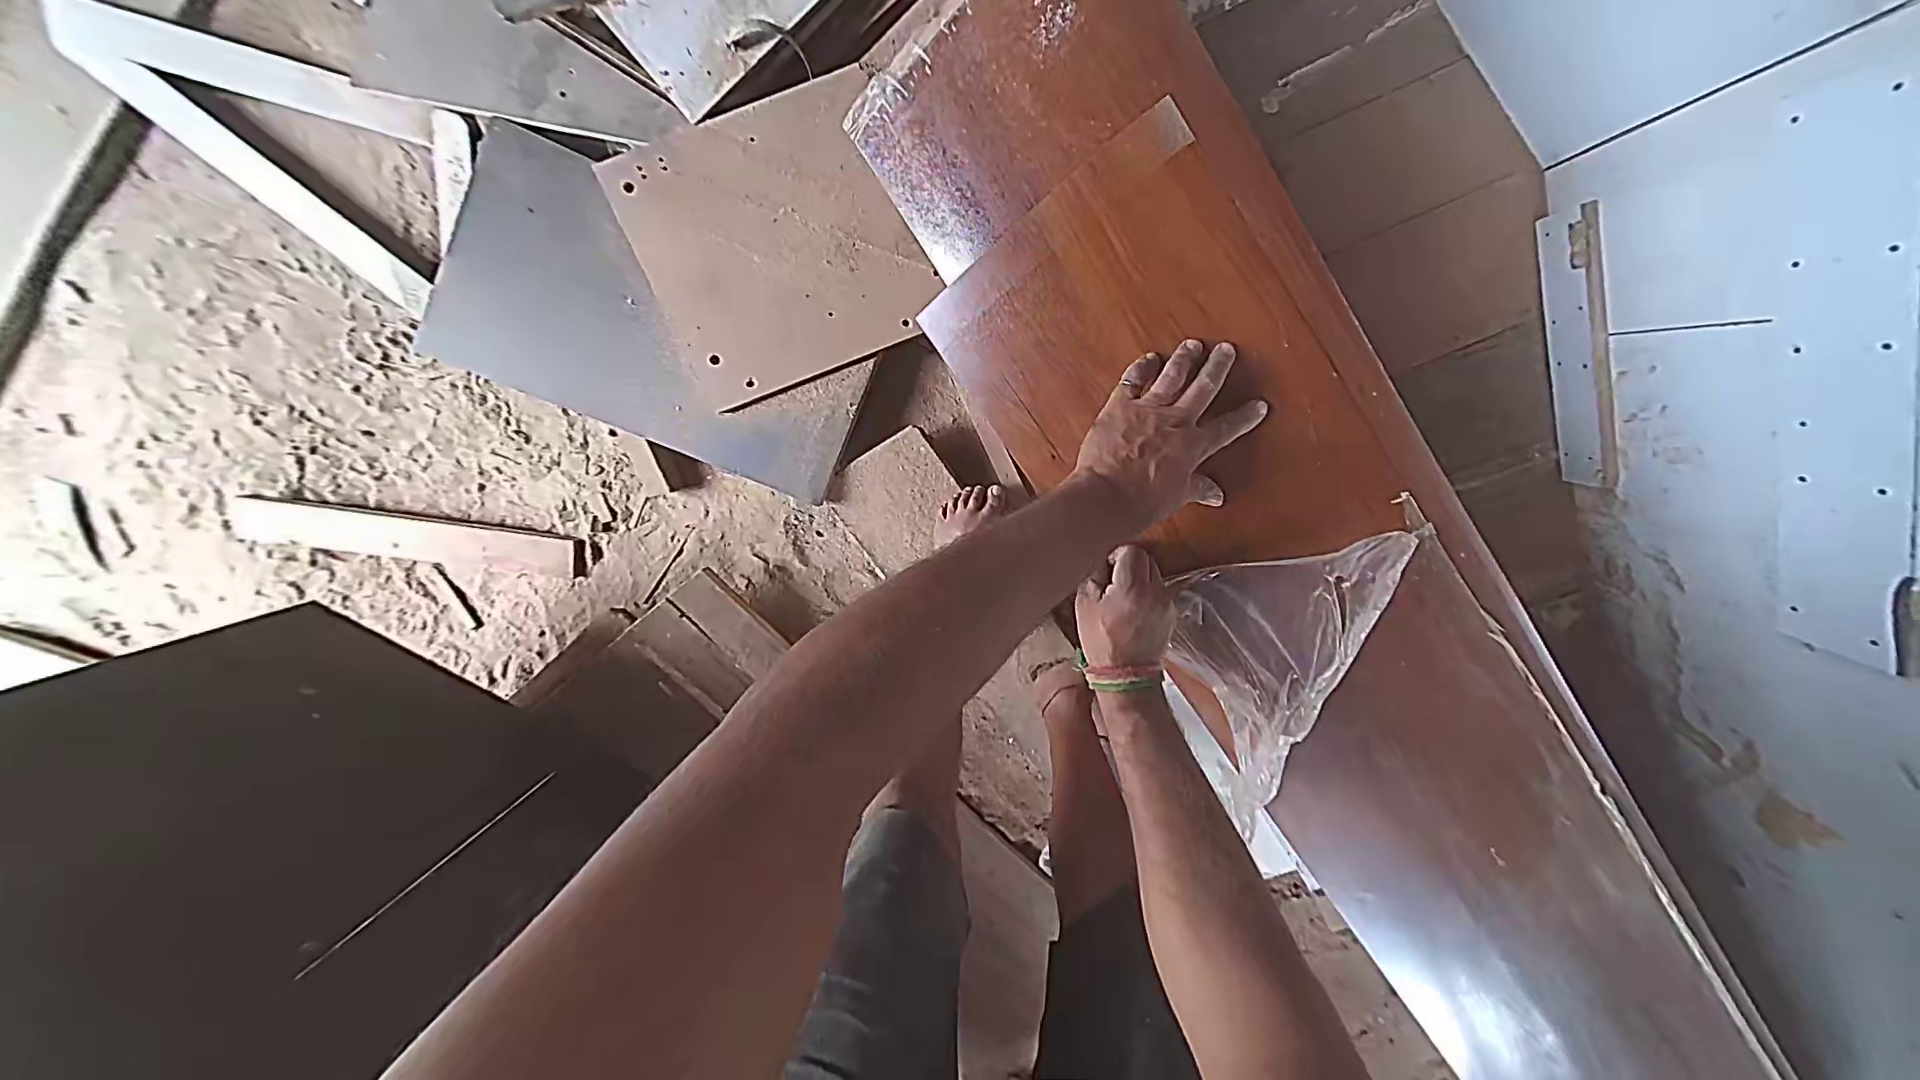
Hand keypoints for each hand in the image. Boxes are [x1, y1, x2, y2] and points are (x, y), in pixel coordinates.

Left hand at [1068, 339, 1267, 529]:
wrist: (1107, 496)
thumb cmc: (1142, 502)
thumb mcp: (1176, 497)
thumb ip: (1196, 488)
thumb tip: (1215, 494)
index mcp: (1192, 446)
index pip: (1226, 428)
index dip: (1244, 417)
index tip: (1259, 405)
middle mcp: (1174, 421)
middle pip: (1202, 387)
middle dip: (1217, 367)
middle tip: (1226, 349)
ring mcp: (1147, 410)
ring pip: (1171, 376)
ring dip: (1183, 359)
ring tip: (1192, 345)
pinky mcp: (1119, 406)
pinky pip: (1132, 381)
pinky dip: (1140, 368)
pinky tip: (1148, 359)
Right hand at [1076, 545, 1175, 669]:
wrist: (1125, 674)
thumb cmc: (1102, 641)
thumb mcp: (1084, 604)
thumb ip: (1094, 575)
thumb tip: (1103, 563)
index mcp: (1133, 587)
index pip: (1132, 551)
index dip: (1116, 556)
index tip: (1108, 569)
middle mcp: (1156, 591)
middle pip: (1146, 559)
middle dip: (1129, 565)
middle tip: (1113, 582)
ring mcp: (1167, 602)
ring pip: (1155, 574)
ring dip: (1140, 578)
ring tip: (1124, 597)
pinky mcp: (1172, 613)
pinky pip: (1161, 590)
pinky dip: (1149, 593)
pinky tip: (1135, 608)